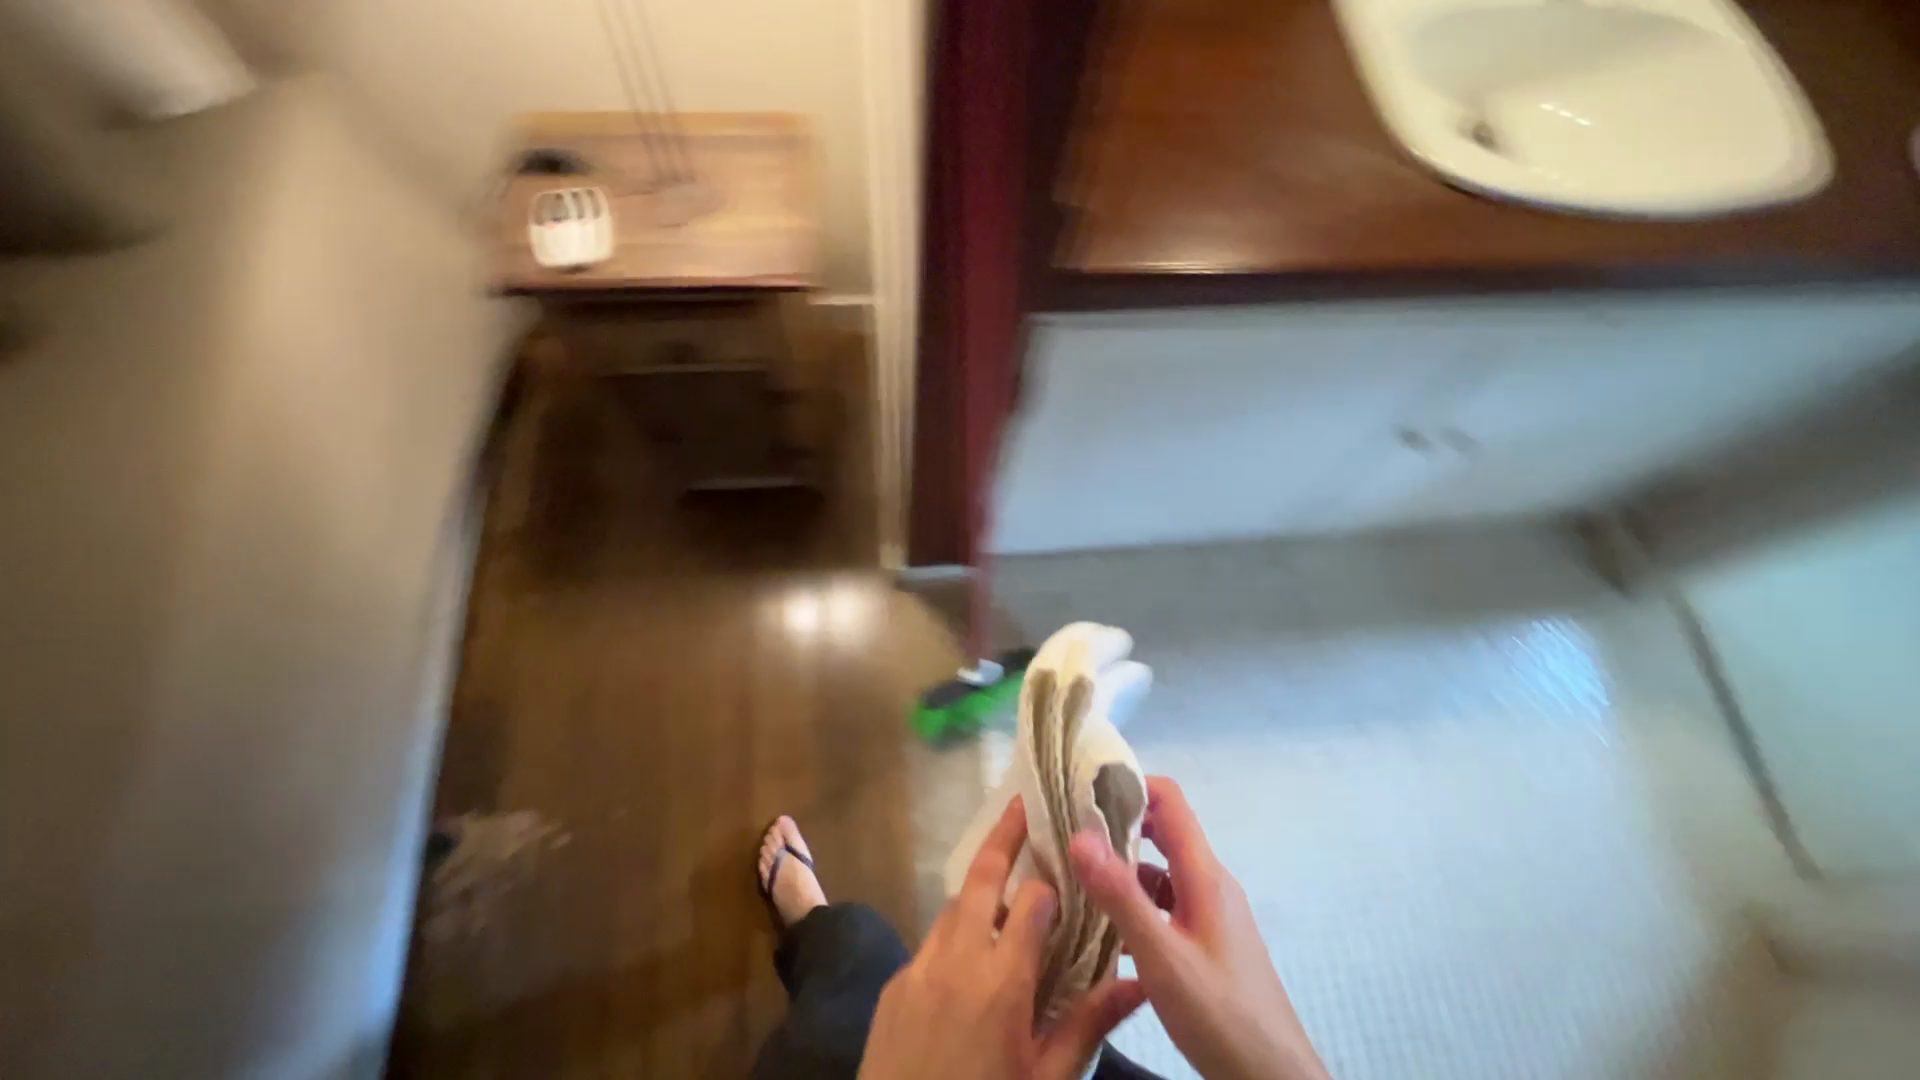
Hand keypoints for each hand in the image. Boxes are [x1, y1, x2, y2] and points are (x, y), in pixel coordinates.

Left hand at [859, 796, 1147, 1079]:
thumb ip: (1087, 1026)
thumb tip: (1138, 984)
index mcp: (1001, 983)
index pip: (1030, 902)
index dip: (1050, 886)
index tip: (1067, 876)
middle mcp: (956, 960)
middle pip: (979, 878)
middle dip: (1003, 837)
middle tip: (1022, 803)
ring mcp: (917, 969)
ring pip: (951, 908)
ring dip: (978, 891)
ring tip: (1005, 882)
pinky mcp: (894, 986)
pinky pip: (930, 944)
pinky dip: (954, 935)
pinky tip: (970, 956)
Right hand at [1069, 777, 1330, 1079]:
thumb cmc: (1221, 1014)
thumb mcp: (1162, 956)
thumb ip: (1120, 896)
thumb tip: (1079, 833)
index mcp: (1205, 875)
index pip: (1170, 800)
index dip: (1129, 784)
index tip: (1082, 788)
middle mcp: (1209, 884)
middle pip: (1163, 831)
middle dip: (1116, 823)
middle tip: (1065, 829)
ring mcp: (1209, 914)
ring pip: (1160, 872)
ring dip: (1121, 866)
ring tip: (1072, 873)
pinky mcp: (1205, 942)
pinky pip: (1164, 904)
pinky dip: (1133, 902)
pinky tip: (1101, 924)